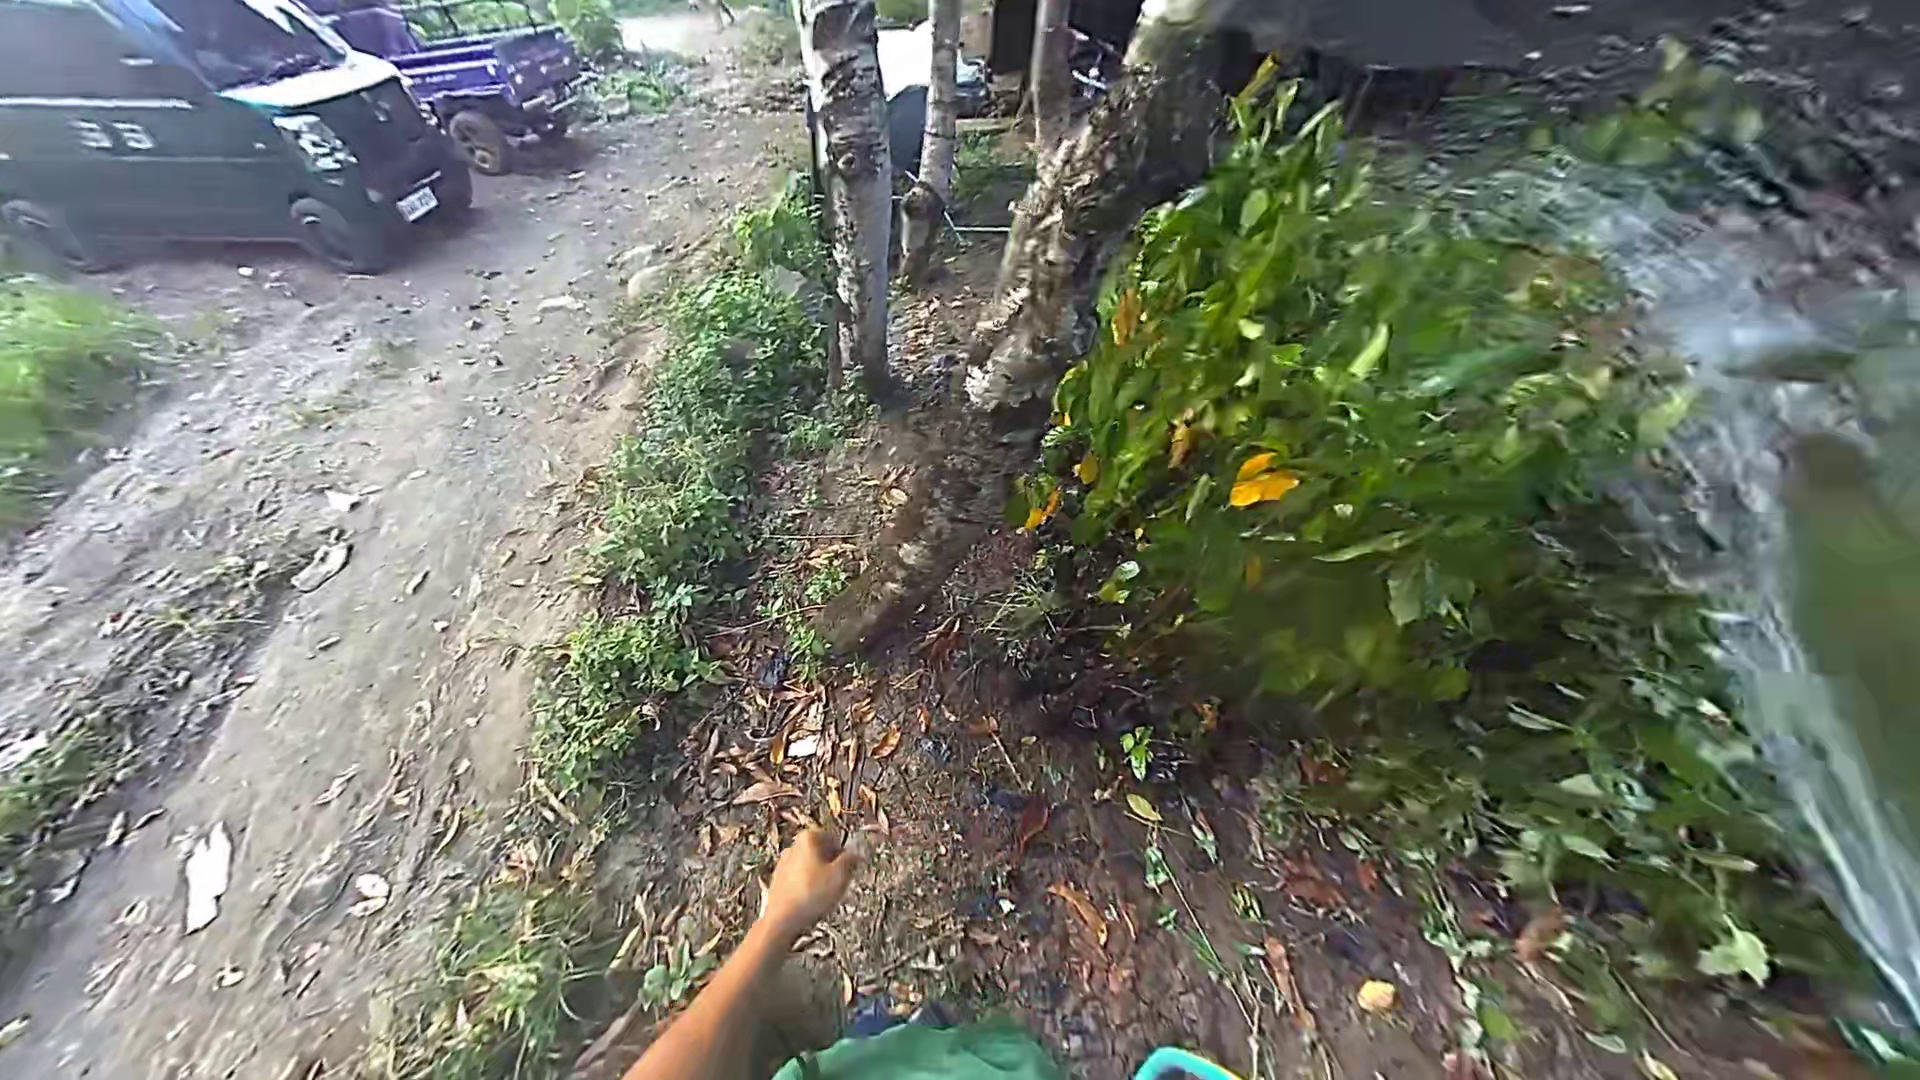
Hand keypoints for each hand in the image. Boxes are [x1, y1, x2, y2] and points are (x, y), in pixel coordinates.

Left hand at [760, 829, 860, 943]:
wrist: (781, 921)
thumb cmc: (811, 895)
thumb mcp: (840, 875)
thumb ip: (850, 860)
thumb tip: (855, 856)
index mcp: (809, 837)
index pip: (834, 838)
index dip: (843, 854)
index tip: (847, 868)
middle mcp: (794, 846)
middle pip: (821, 852)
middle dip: (830, 866)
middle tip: (837, 882)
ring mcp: (783, 864)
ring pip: (810, 867)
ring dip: (819, 878)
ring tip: (824, 896)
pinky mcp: (778, 882)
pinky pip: (799, 881)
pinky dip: (806, 888)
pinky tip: (811, 902)